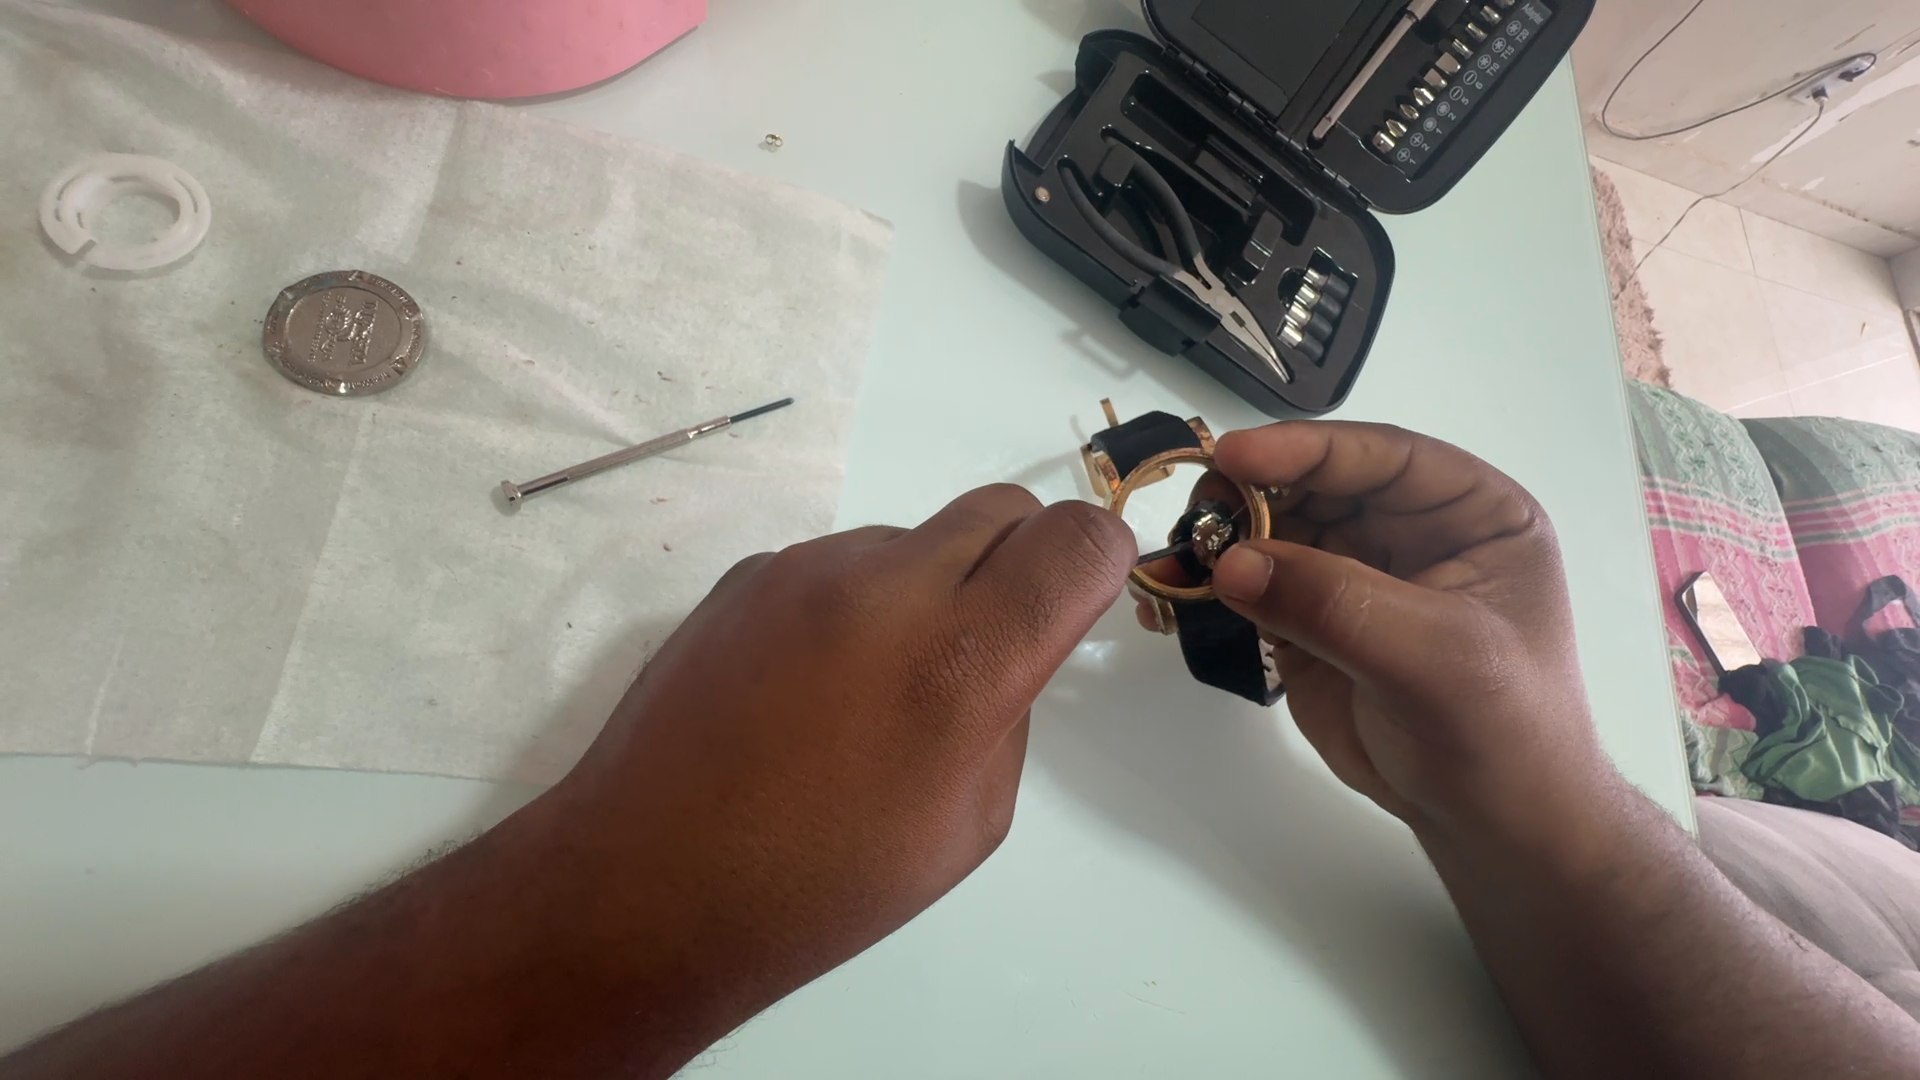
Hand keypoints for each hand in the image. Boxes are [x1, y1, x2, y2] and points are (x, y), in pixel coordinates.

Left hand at [522, 485, 1133, 1043]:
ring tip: (873, 677)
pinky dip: (859, 598)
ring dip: (932, 583)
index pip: (1074, 541)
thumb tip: (1006, 642)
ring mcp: (808, 566)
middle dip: (1023, 555)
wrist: (642, 883)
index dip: (1099, 555)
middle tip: (987, 634)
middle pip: (1004, 506)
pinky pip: (842, 560)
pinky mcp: (750, 570)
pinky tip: (808, 676)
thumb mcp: (970, 821)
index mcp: (959, 662)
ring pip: (918, 535)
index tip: (1082, 593)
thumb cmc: (823, 881)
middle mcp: (887, 586)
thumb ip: (1010, 707)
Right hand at [1141, 422, 1617, 845]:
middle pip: (1311, 487)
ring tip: (1174, 561)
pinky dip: (1206, 585)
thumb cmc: (1493, 730)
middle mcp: (1400, 532)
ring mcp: (1347, 574)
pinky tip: (1170, 594)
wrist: (1480, 818)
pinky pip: (1246, 584)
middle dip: (1249, 495)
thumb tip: (1229, 563)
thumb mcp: (1432, 658)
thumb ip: (1334, 603)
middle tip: (1196, 517)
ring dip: (1218, 539)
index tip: (1232, 455)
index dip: (1306, 449)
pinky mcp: (1303, 617)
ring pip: (1269, 531)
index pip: (1381, 457)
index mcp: (1464, 515)